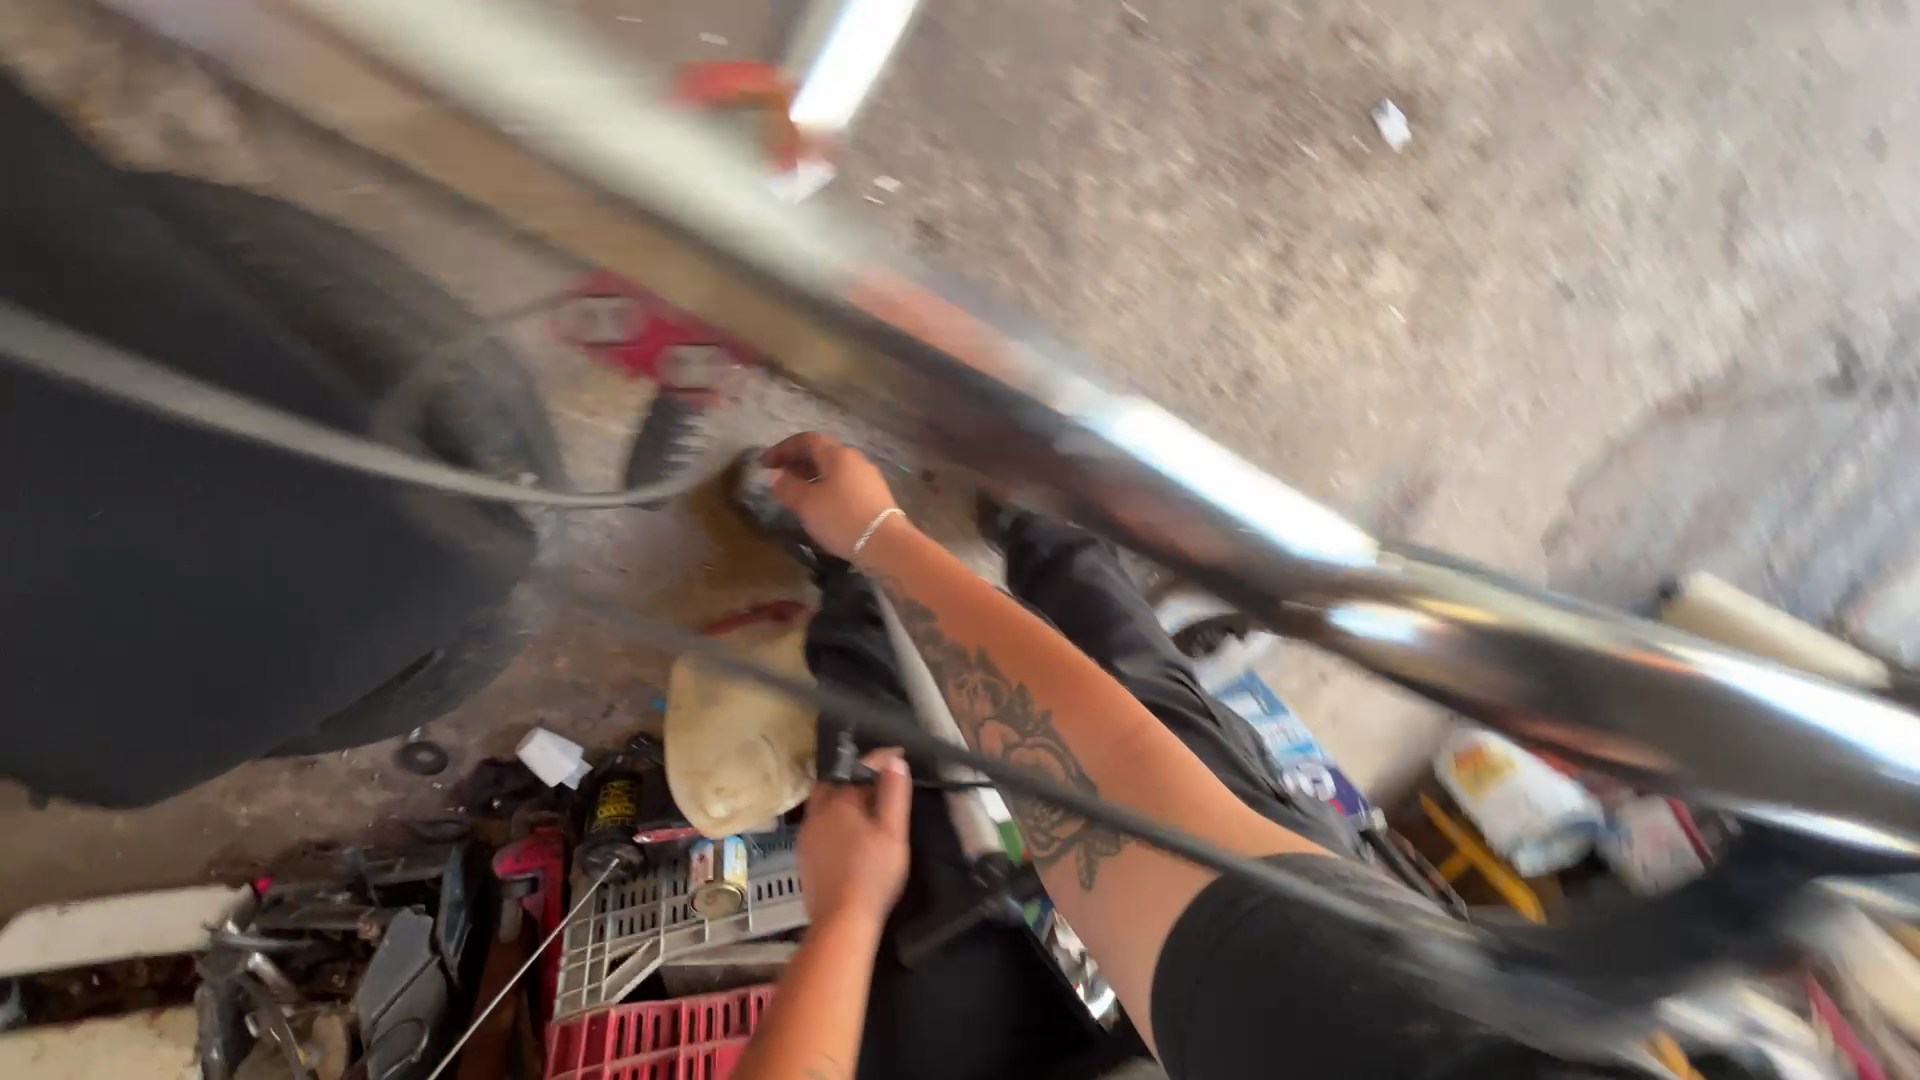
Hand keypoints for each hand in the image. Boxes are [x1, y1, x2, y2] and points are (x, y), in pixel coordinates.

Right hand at [761, 432, 901, 559]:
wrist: (887, 545)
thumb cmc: (842, 519)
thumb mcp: (807, 504)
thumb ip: (788, 486)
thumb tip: (777, 475)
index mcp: (838, 455)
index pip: (807, 440)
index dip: (783, 448)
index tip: (765, 464)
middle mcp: (856, 460)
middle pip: (822, 453)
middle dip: (797, 461)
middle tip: (778, 477)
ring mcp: (869, 478)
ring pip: (834, 470)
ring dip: (812, 476)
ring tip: (796, 492)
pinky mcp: (876, 496)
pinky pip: (845, 483)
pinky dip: (827, 487)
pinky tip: (820, 505)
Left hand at [798, 748, 912, 928]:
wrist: (841, 920)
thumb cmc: (873, 873)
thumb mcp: (893, 832)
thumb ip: (894, 793)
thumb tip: (894, 761)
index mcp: (840, 800)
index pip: (861, 767)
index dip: (882, 758)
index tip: (899, 754)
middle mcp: (817, 811)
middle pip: (835, 782)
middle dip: (855, 777)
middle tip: (878, 784)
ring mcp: (807, 834)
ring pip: (823, 803)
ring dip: (842, 798)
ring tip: (864, 808)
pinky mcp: (803, 855)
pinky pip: (818, 824)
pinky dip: (833, 819)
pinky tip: (847, 834)